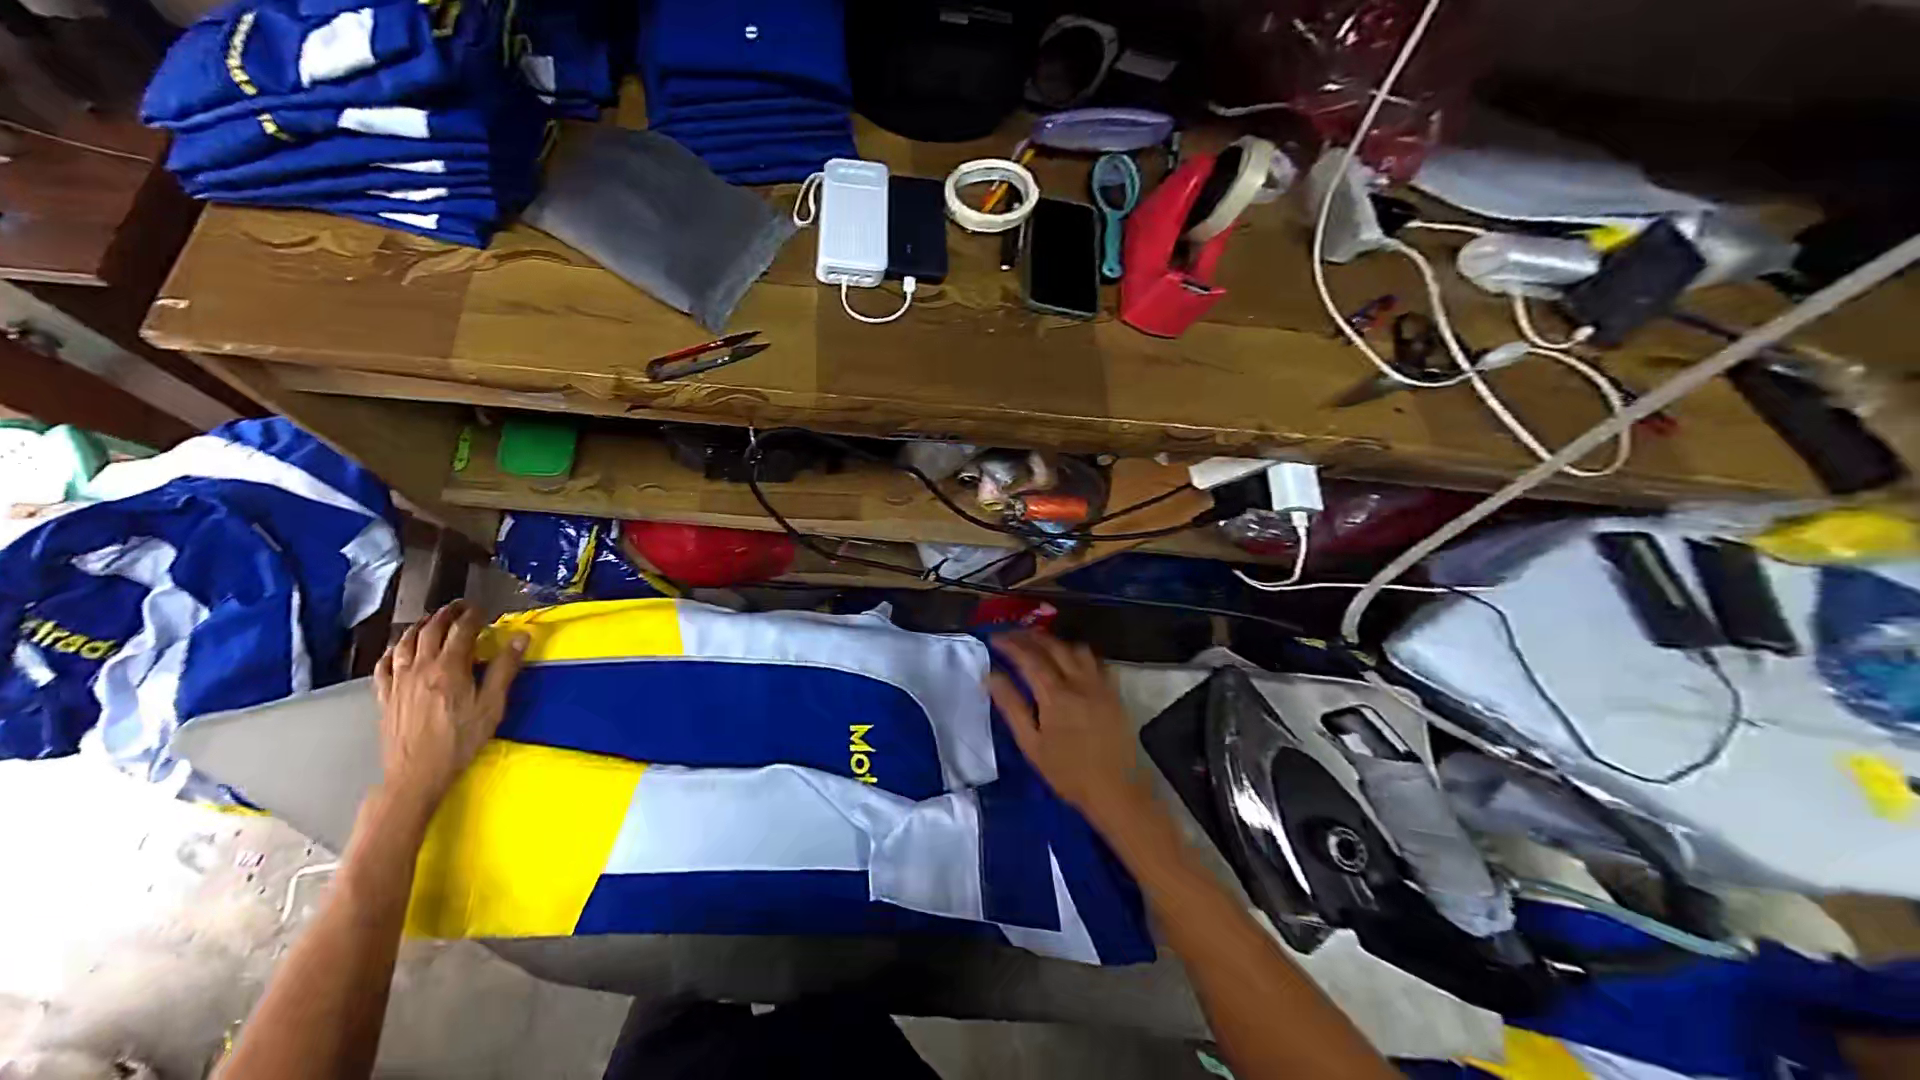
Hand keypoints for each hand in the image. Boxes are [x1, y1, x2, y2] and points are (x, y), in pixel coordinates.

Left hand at [372, 601, 527, 814]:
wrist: (417, 773)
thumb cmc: (461, 740)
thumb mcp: (492, 705)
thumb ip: (505, 668)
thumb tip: (519, 637)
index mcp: (450, 667)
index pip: (461, 630)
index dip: (472, 616)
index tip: (482, 609)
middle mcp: (420, 668)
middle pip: (430, 631)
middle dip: (445, 614)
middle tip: (458, 607)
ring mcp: (398, 681)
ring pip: (404, 643)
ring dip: (419, 627)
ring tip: (430, 620)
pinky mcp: (385, 696)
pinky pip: (383, 665)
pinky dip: (392, 650)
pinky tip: (397, 649)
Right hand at [987, 630, 1158, 829]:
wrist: (1115, 790)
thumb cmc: (1067, 772)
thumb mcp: (1031, 744)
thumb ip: (1011, 706)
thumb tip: (991, 676)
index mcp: (1055, 695)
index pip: (1029, 657)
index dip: (1010, 644)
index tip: (994, 638)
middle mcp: (1079, 681)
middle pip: (1052, 646)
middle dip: (1029, 636)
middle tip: (1012, 635)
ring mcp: (1100, 684)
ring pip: (1076, 648)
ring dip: (1055, 641)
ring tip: (1039, 645)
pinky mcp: (1114, 691)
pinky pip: (1096, 660)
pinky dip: (1078, 653)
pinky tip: (1070, 660)